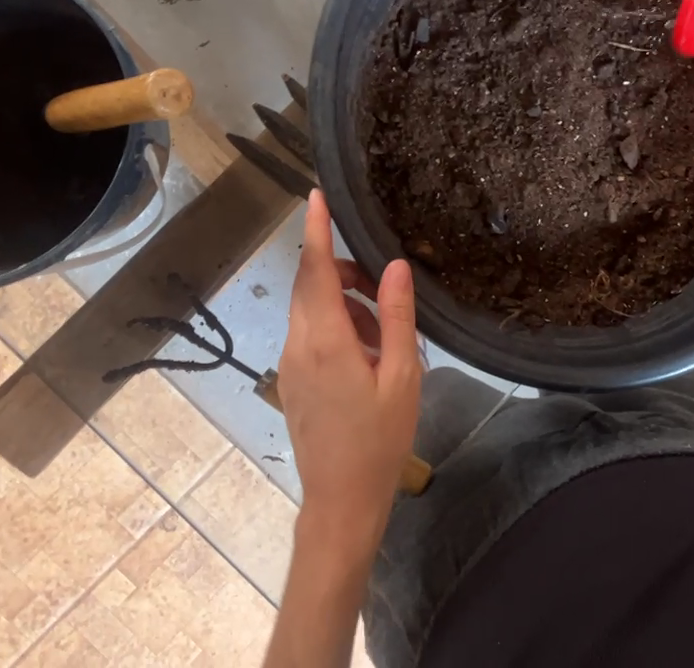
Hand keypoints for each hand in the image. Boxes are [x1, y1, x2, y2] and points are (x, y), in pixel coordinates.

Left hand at [278, 191, 420, 561]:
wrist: (341, 498)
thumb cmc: (380, 438)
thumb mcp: (403, 375)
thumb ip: (396, 316)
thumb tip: (394, 266)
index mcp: (326, 340)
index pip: (315, 269)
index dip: (315, 229)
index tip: (315, 195)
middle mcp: (298, 344)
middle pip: (312, 284)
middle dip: (344, 271)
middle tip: (384, 286)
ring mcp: (290, 363)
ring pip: (312, 308)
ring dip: (346, 304)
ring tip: (385, 338)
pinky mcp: (292, 378)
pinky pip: (311, 332)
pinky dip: (338, 327)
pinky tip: (369, 357)